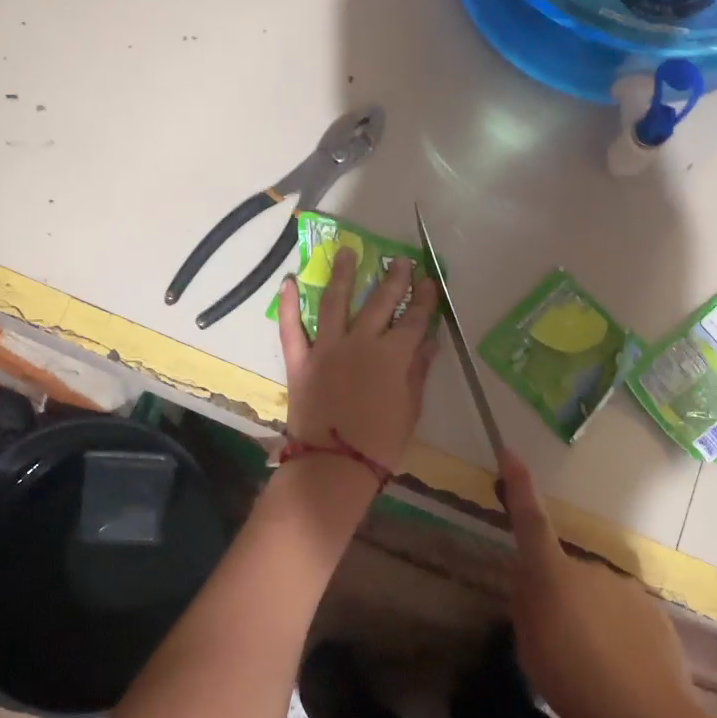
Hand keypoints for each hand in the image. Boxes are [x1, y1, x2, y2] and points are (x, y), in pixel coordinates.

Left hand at [279, 249, 439, 471]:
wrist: (332, 465)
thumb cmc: (380, 444)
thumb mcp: (409, 409)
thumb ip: (418, 372)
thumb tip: (429, 342)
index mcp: (393, 356)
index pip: (414, 319)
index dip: (423, 299)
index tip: (428, 280)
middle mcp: (360, 342)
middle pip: (379, 302)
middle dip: (392, 279)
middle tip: (399, 261)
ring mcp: (327, 349)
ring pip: (333, 302)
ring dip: (341, 275)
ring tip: (345, 252)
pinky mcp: (299, 361)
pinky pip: (291, 328)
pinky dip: (288, 305)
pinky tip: (288, 281)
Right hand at [502, 451, 692, 717]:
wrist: (649, 717)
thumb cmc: (574, 683)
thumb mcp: (530, 647)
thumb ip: (526, 606)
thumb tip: (529, 580)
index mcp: (552, 576)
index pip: (530, 522)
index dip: (518, 487)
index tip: (510, 452)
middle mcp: (589, 570)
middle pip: (562, 574)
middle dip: (557, 598)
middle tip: (556, 645)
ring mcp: (624, 588)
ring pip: (594, 596)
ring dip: (588, 619)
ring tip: (591, 666)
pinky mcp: (653, 610)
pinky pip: (622, 614)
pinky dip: (616, 633)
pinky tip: (620, 668)